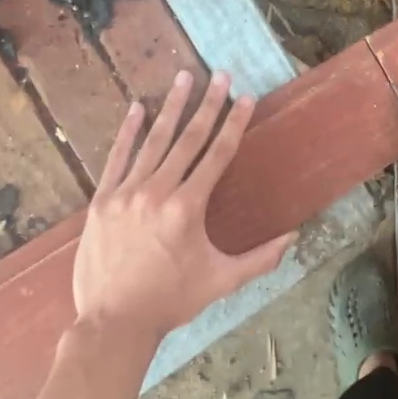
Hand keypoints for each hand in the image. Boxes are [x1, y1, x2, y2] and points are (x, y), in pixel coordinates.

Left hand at [71, 70, 295, 341]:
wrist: (112, 323)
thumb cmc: (172, 301)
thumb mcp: (222, 281)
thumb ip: (260, 258)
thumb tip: (295, 238)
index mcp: (187, 208)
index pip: (217, 154)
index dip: (234, 123)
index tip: (245, 97)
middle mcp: (157, 193)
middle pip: (188, 139)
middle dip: (208, 104)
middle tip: (221, 75)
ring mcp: (126, 194)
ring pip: (154, 142)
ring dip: (172, 107)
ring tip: (184, 77)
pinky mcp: (102, 202)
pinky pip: (117, 159)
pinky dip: (128, 133)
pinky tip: (138, 109)